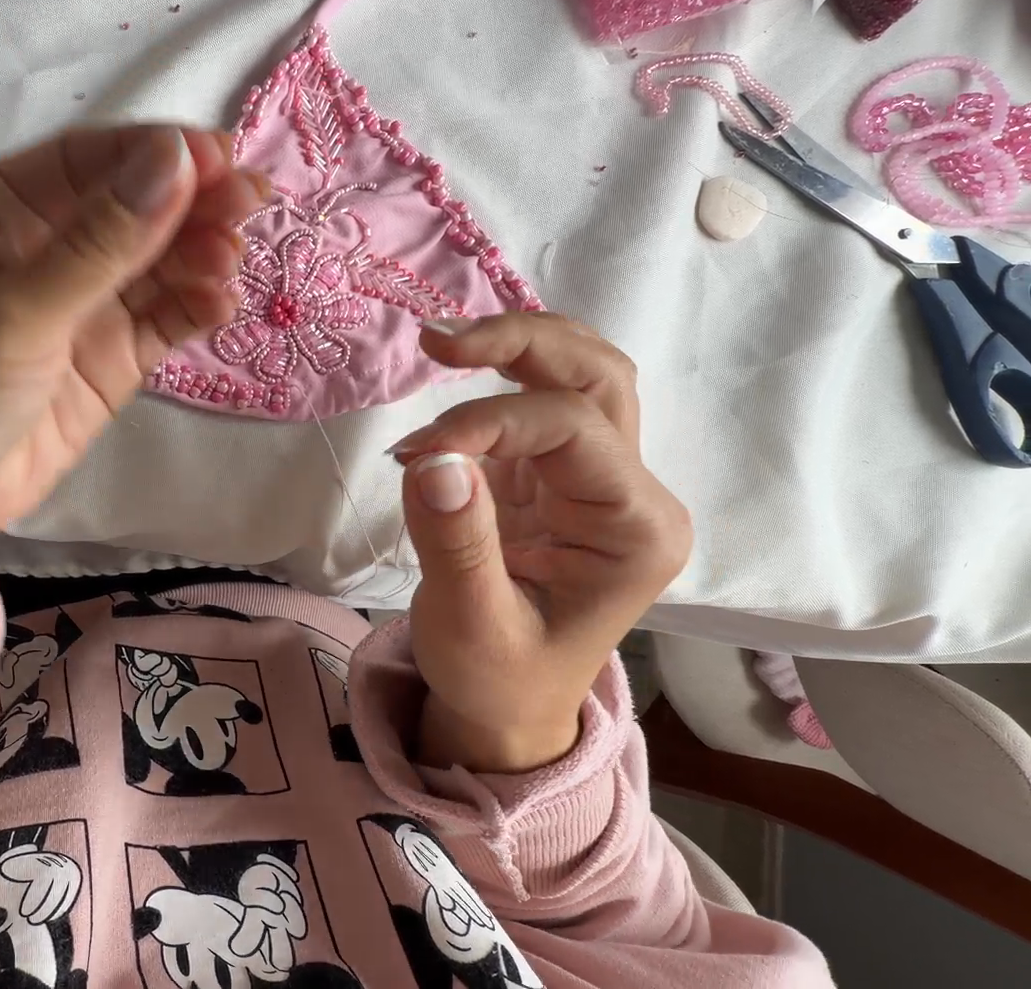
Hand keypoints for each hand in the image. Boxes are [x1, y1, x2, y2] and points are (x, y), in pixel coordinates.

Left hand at [0, 126, 266, 578]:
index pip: (89, 160)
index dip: (155, 153)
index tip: (218, 158)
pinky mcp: (115, 352)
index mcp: (3, 209)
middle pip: (135, 204)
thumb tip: (176, 162)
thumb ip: (99, 245)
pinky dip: (197, 306)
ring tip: (231, 258)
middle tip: (251, 201)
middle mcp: (49, 244)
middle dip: (194, 200)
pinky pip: (166, 316)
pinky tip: (221, 304)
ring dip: (202, 252)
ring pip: (159, 259)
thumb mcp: (17, 311)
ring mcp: (86, 300)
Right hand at [390, 314, 692, 772]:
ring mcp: (594, 481)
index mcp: (634, 531)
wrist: (506, 706)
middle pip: (599, 377)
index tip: (413, 454)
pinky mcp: (551, 478)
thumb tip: (432, 460)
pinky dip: (494, 379)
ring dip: (518, 345)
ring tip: (443, 343)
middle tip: (436, 341)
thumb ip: (457, 542)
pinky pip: (539, 404)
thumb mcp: (471, 625)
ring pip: (581, 375)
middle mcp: (630, 493)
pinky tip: (447, 379)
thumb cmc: (497, 677)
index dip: (488, 422)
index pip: (570, 432)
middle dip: (522, 343)